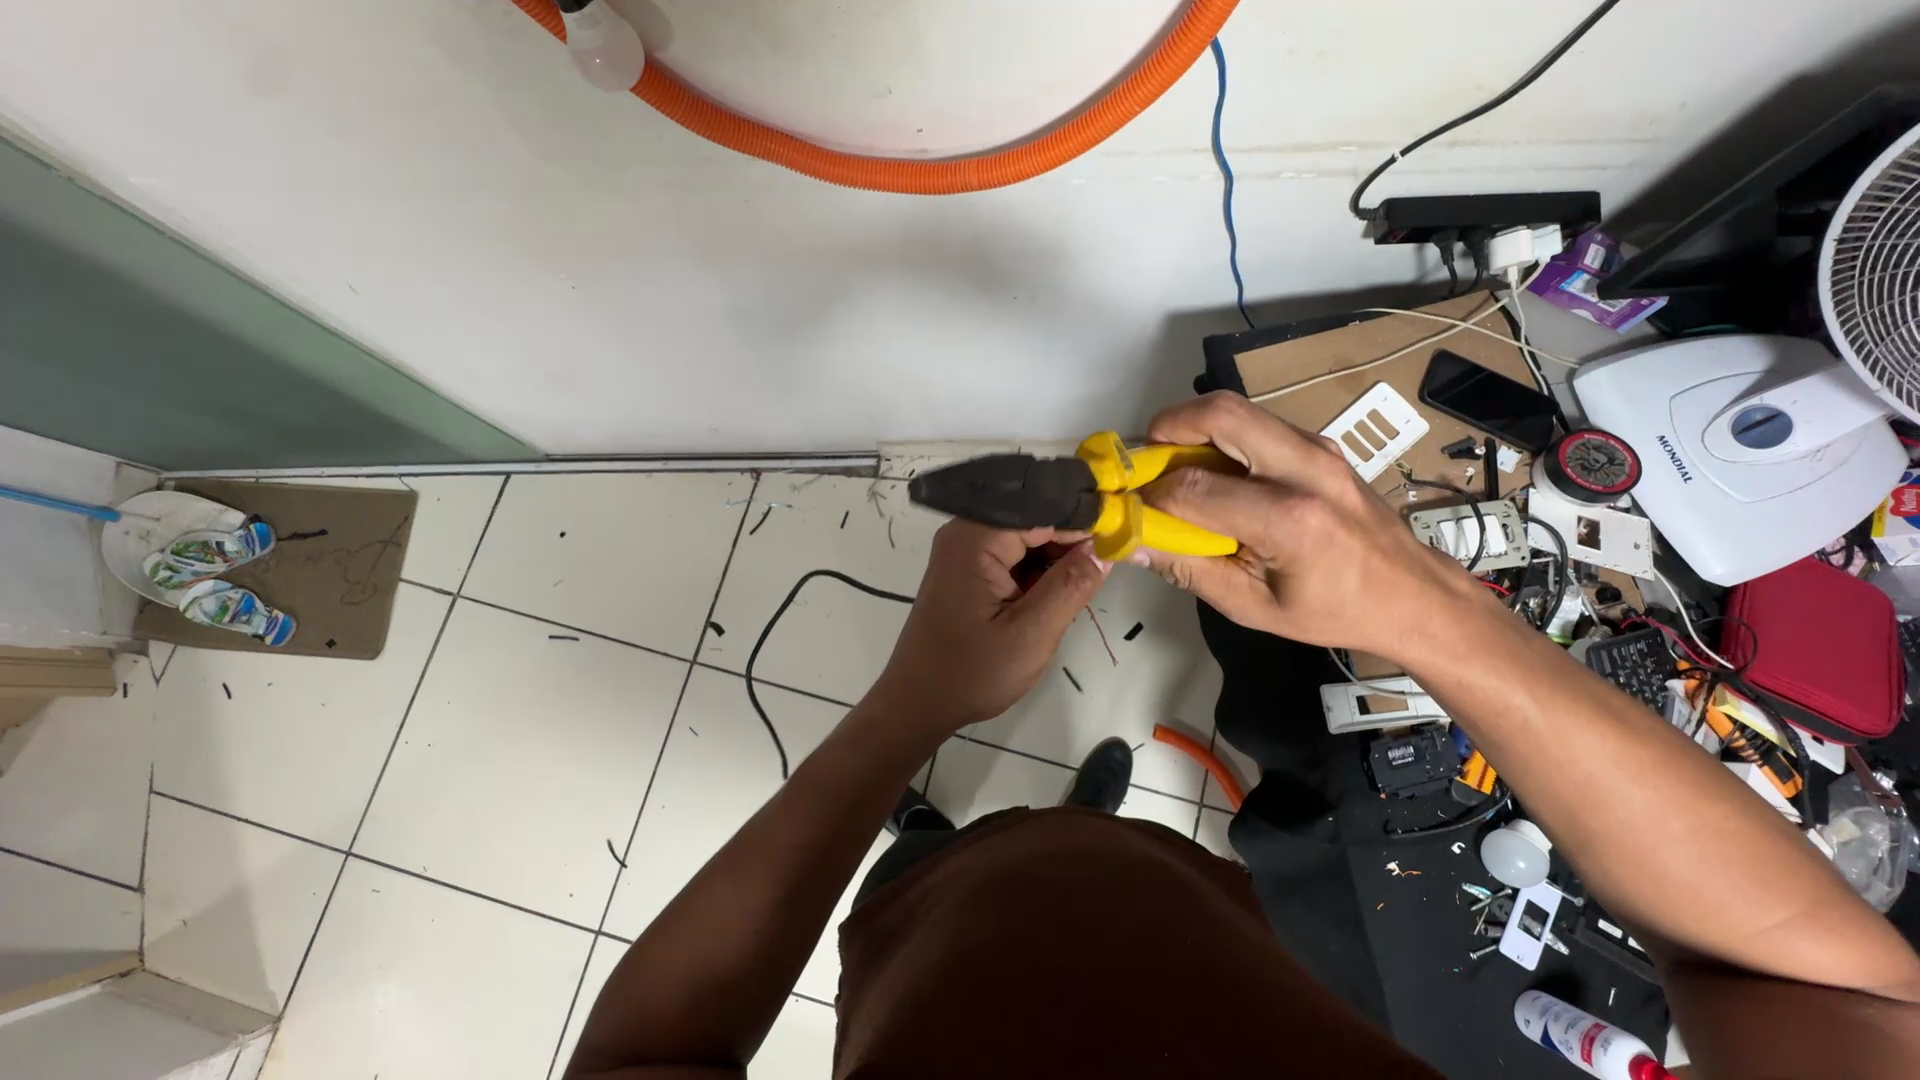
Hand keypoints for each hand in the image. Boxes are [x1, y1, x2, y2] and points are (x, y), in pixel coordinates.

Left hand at [866, 520, 1109, 732]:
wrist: (918, 703)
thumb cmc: (971, 671)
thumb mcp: (1031, 633)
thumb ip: (1070, 586)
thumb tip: (1104, 550)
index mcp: (975, 538)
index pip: (1042, 509)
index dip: (1084, 520)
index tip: (1123, 535)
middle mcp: (965, 534)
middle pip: (1032, 519)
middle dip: (1071, 539)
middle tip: (1111, 562)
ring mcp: (963, 553)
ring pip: (1024, 539)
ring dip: (1055, 559)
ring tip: (1086, 583)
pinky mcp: (966, 573)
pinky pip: (1011, 558)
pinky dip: (1036, 572)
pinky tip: (1055, 595)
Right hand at [1133, 392, 1492, 660]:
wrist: (1412, 594)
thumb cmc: (1334, 611)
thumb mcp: (1252, 606)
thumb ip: (1189, 569)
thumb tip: (1133, 542)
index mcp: (1290, 520)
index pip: (1193, 488)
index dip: (1151, 497)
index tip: (1132, 510)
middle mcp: (1306, 468)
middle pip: (1220, 413)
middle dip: (1167, 426)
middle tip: (1147, 460)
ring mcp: (1318, 448)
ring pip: (1238, 408)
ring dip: (1193, 427)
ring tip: (1174, 466)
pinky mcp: (1320, 444)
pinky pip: (1257, 424)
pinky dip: (1221, 437)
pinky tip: (1215, 474)